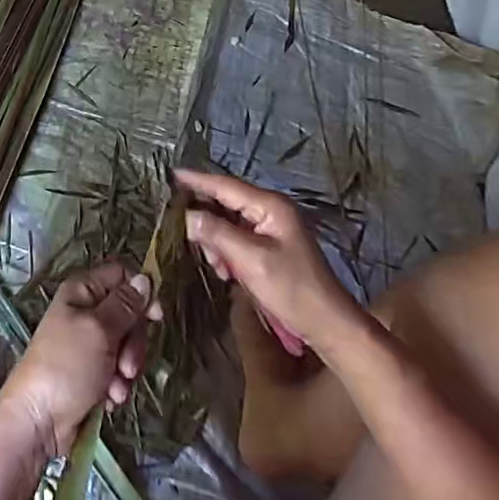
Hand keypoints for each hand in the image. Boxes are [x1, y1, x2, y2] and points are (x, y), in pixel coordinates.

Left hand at [0, 261, 161, 456]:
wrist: (39, 420)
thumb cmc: (67, 366)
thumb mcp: (99, 330)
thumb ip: (125, 305)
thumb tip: (144, 278)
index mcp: (82, 290)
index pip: (121, 275)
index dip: (141, 293)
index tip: (155, 317)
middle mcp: (86, 311)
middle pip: (129, 313)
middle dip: (134, 342)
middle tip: (127, 365)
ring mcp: (89, 342)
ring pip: (127, 345)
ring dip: (127, 369)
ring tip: (115, 387)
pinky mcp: (93, 370)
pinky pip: (118, 369)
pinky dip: (118, 384)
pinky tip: (109, 398)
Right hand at [175, 169, 359, 350]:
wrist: (327, 324)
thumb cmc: (292, 290)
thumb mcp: (251, 260)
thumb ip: (217, 234)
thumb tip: (187, 216)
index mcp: (270, 206)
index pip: (225, 186)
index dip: (196, 180)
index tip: (171, 174)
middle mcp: (270, 210)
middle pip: (226, 203)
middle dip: (206, 219)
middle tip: (185, 235)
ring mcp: (271, 229)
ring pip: (229, 223)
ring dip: (216, 241)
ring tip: (216, 265)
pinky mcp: (270, 247)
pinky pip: (238, 239)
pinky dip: (227, 252)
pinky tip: (226, 271)